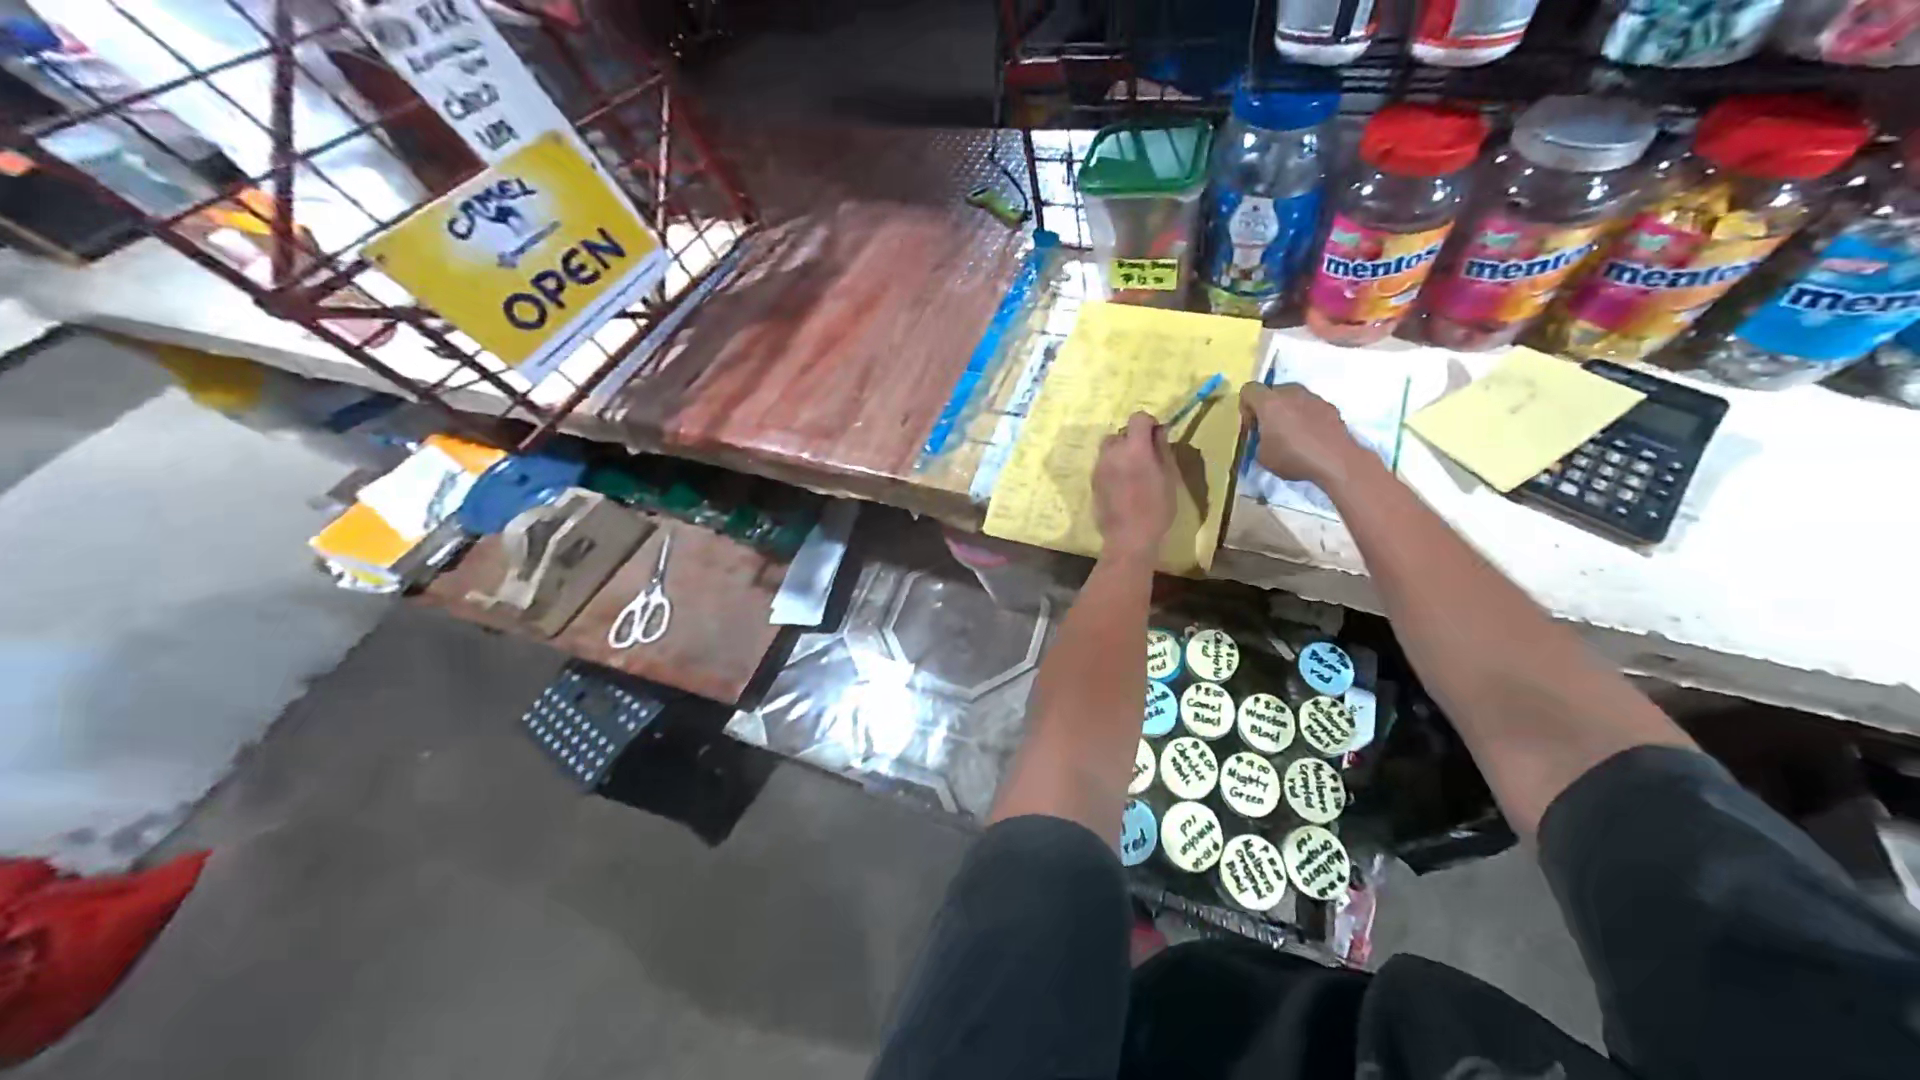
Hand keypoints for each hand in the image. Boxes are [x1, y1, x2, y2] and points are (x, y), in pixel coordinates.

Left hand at [1093, 412, 1176, 563]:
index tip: (1157, 437)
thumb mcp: (1169, 477)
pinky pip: (1103, 462)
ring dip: (1122, 451)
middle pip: (1121, 432)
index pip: (1137, 418)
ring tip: (1134, 470)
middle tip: (1147, 457)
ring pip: (1110, 446)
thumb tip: (1159, 431)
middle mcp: (1112, 453)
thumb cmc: (1156, 509)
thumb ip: (1162, 449)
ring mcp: (1099, 466)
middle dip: (1134, 438)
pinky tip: (1123, 484)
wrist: (1128, 537)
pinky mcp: (1092, 480)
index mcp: (1134, 449)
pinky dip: (1113, 465)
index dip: (1149, 423)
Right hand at [1240, 382, 1362, 487]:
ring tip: (1292, 435)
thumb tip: (1264, 438)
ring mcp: (1313, 397)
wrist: (1336, 461)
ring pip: (1292, 398)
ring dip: (1287, 412)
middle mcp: (1291, 392)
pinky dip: (1305, 417)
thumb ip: (1258, 440)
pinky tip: (1310, 437)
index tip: (1253, 426)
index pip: (1248, 390)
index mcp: (1269, 402)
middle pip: (1272, 392)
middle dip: (1267, 408)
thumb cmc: (1293, 457)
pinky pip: (1310, 407)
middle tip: (1270, 430)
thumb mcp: (1262, 456)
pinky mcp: (1330, 406)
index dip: (1245, 407)